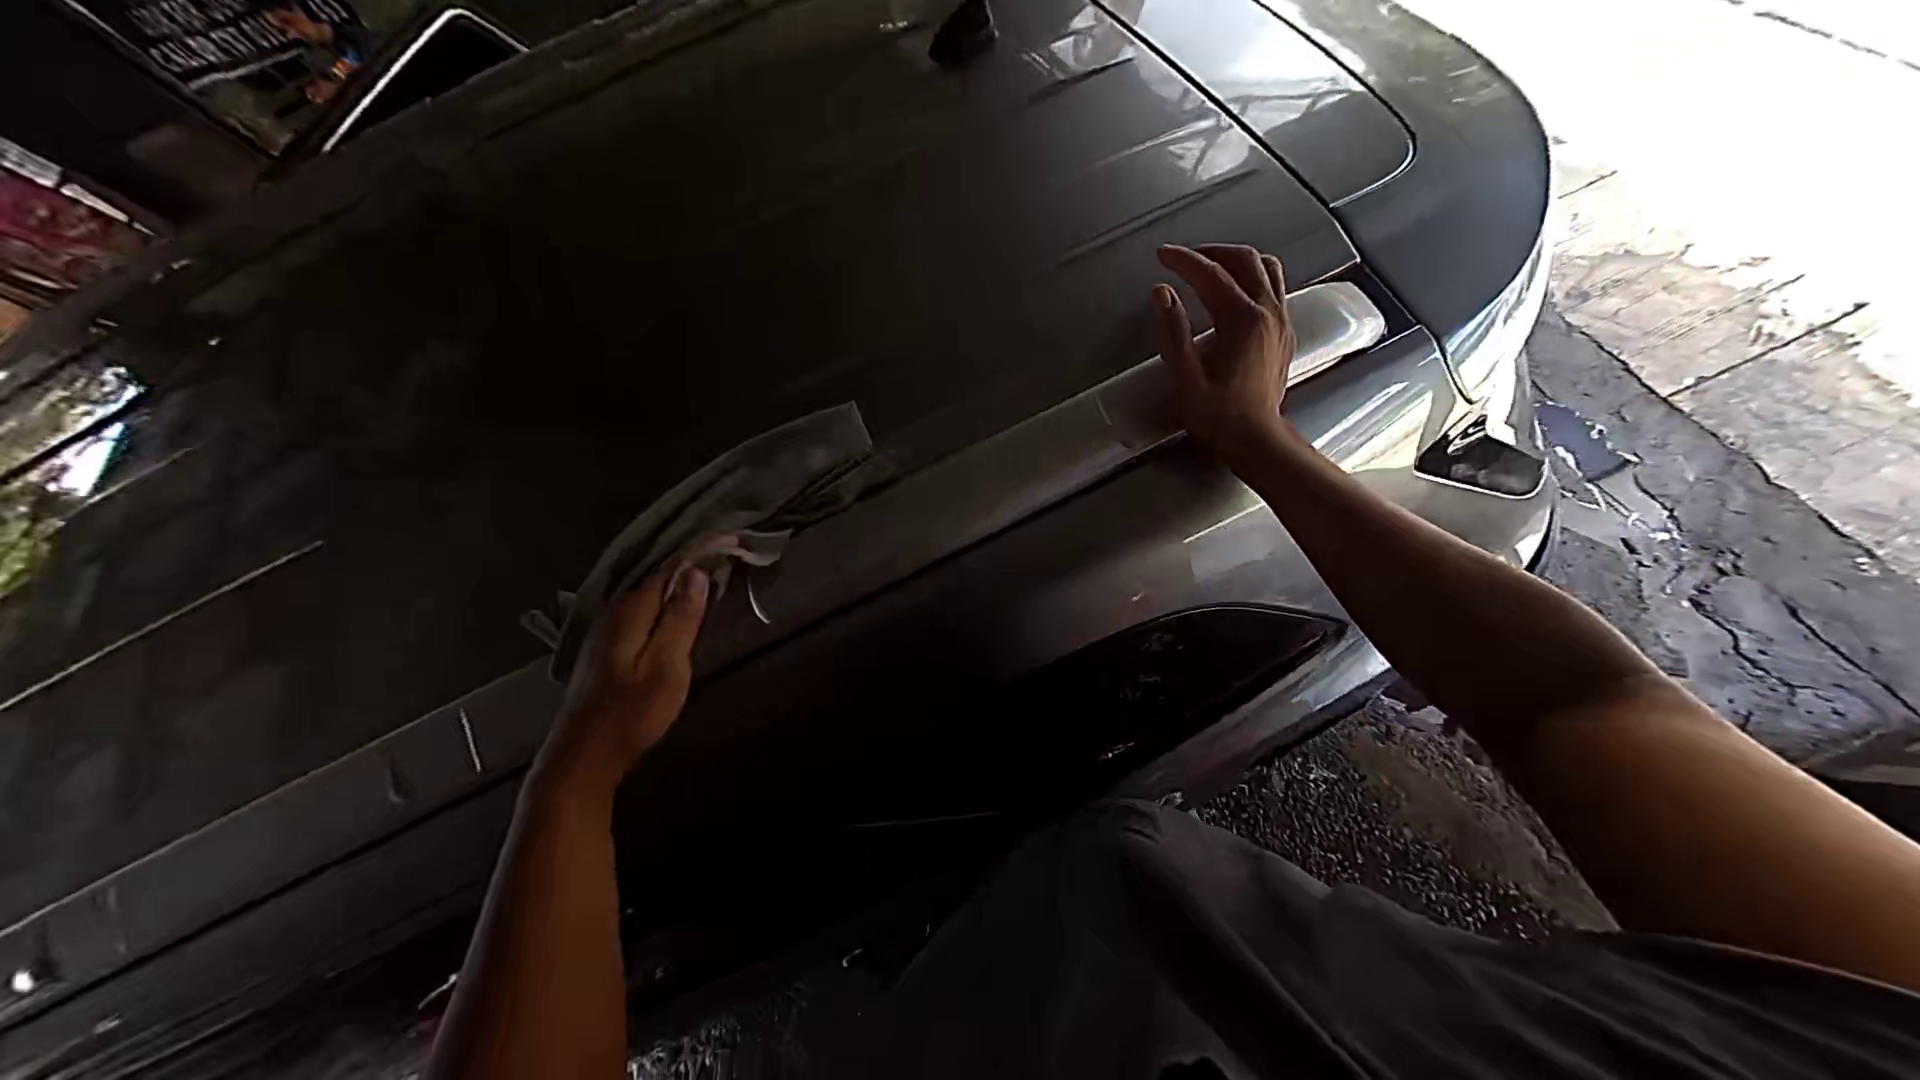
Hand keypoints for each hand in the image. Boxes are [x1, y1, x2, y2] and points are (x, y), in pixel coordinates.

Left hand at [530, 566, 711, 806]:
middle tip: (727, 553)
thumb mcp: (666, 665)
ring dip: (679, 582)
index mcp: (631, 611)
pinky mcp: (605, 648)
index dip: (701, 551)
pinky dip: (666, 601)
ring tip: (711, 574)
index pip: (671, 568)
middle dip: (691, 562)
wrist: (584, 757)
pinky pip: (642, 609)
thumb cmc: (632, 713)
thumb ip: (681, 618)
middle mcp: (615, 612)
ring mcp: (606, 630)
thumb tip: (695, 572)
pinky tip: (678, 608)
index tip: (732, 539)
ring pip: (649, 594)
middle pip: (658, 577)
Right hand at [1151, 244, 1297, 470]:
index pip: (1211, 275)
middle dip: (1212, 252)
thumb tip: (1162, 293)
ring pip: (1267, 269)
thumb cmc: (1218, 416)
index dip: (1184, 260)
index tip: (1163, 255)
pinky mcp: (1284, 333)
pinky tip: (1235, 292)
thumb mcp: (1185, 378)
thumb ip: (1173, 332)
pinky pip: (1275, 288)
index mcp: (1241, 321)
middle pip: (1245, 261)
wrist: (1256, 440)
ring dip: (1238, 260)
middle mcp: (1267, 313)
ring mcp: (1280, 322)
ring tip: (1211, 267)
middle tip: (1185, 257)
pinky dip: (1253, 278)